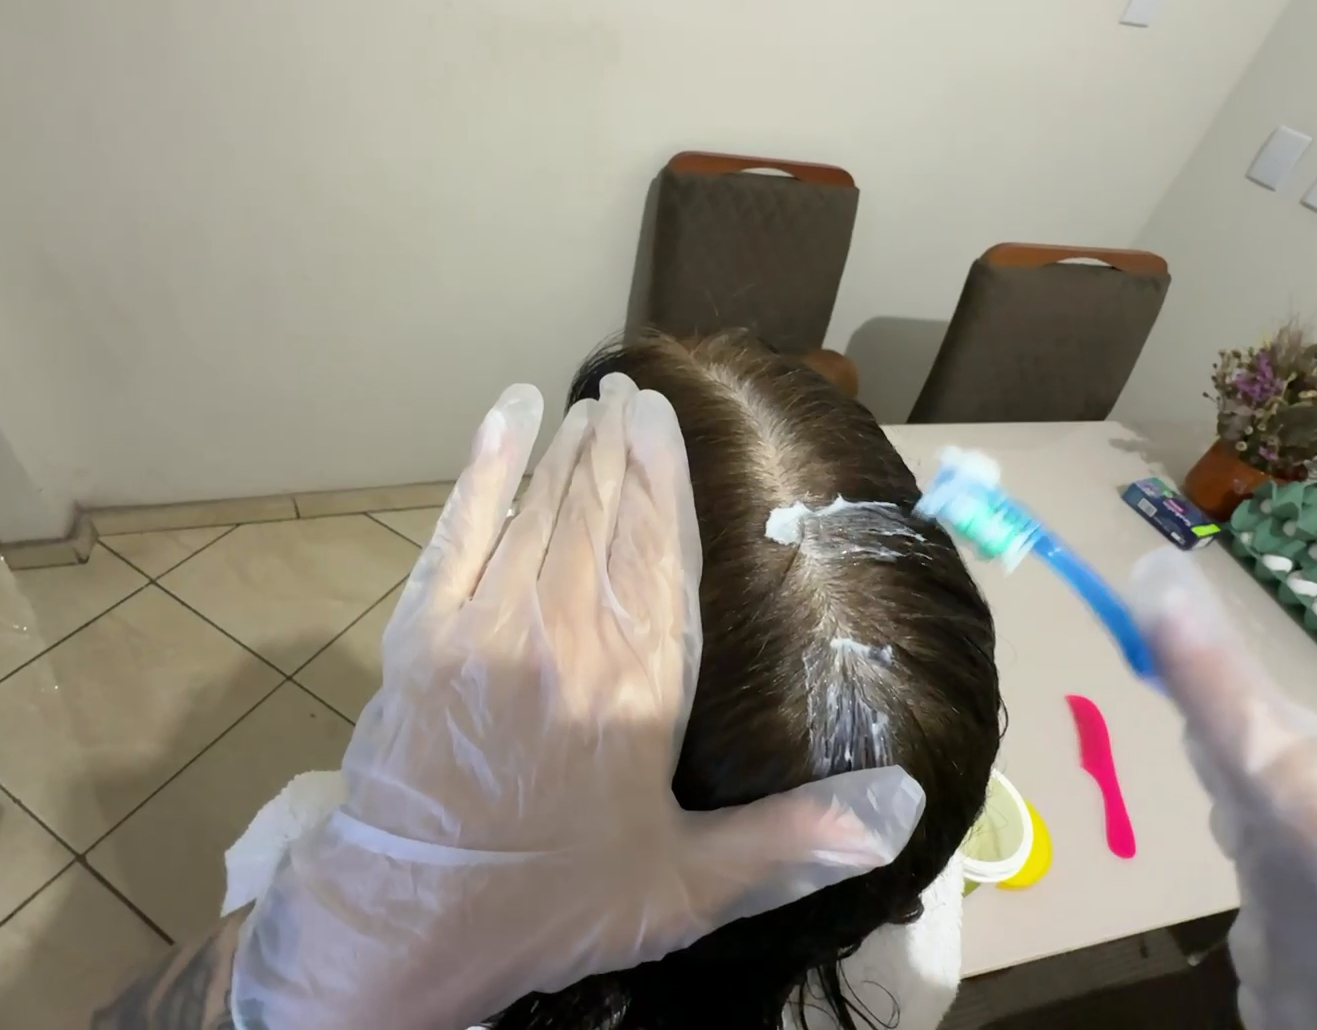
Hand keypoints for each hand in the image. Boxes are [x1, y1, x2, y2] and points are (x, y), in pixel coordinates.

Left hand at [232, 376, 925, 1029]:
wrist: (407, 925)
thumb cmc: (553, 904)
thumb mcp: (686, 887)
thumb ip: (795, 838)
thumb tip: (909, 806)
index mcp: (637, 685)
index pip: (660, 549)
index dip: (665, 473)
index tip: (663, 416)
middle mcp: (568, 634)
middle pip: (602, 512)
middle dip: (619, 444)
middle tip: (630, 391)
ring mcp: (488, 623)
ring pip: (543, 508)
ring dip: (568, 449)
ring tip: (588, 404)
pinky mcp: (423, 629)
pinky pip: (462, 529)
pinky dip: (486, 468)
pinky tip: (508, 416)